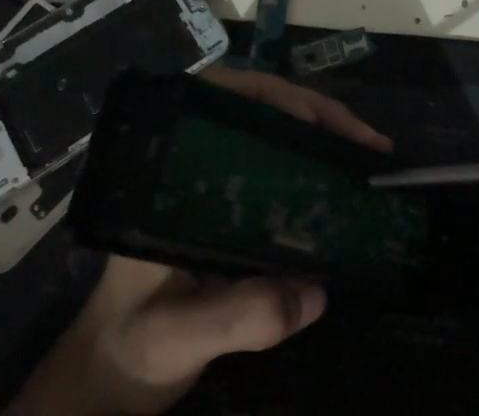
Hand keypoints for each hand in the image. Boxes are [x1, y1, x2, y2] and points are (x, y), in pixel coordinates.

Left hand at [8, 69, 391, 415]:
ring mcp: (211, 188)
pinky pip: (277, 174)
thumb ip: (238, 315)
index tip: (324, 122)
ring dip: (321, 138)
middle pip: (257, 113)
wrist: (108, 378)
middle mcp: (190, 168)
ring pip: (271, 137)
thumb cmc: (129, 346)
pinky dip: (315, 171)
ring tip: (369, 156)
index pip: (220, 104)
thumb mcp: (178, 335)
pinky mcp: (229, 213)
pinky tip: (346, 187)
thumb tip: (316, 290)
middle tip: (370, 143)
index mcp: (167, 175)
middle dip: (317, 117)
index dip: (275, 100)